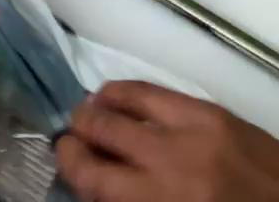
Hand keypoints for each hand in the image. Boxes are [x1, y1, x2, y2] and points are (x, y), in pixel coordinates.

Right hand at [54, 81, 278, 201]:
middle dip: (77, 133)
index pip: (94, 176)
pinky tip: (123, 103)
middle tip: (73, 140)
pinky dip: (128, 95)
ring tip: (92, 115)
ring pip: (120, 99)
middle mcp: (173, 163)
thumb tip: (99, 186)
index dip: (69, 164)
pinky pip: (154, 91)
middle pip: (99, 129)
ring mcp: (194, 130)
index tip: (65, 161)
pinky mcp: (213, 112)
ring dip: (97, 106)